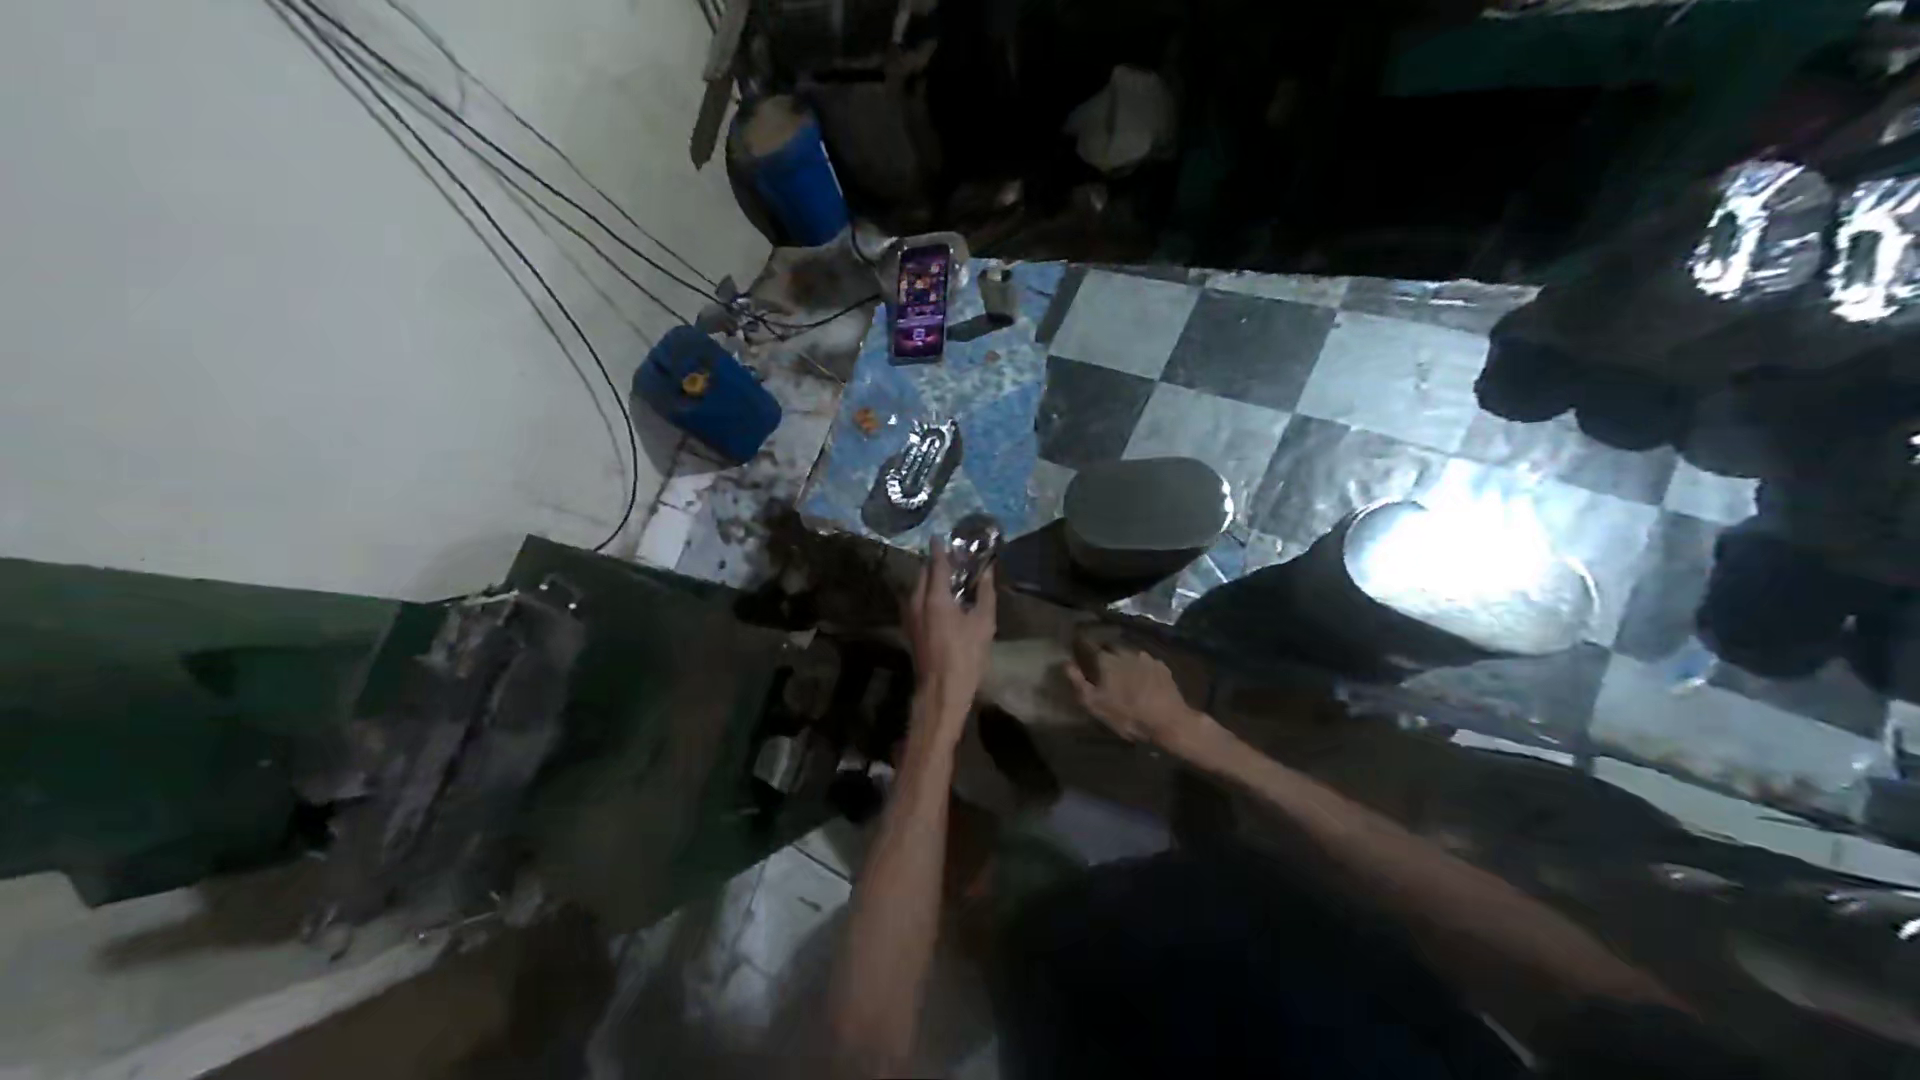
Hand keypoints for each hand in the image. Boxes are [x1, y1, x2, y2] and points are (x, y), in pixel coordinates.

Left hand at [904, 546, 996, 730]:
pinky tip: (939, 599)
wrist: (941, 690)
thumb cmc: (966, 656)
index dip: (939, 549)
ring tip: (948, 578)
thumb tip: (988, 571)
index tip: (941, 536)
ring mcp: (909, 616)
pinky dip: (925, 593)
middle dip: (935, 563)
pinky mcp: (909, 628)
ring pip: (916, 587)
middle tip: (952, 558)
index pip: (936, 564)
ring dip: (929, 578)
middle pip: (923, 573)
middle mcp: (916, 601)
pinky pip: (914, 600)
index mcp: (935, 597)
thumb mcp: (984, 624)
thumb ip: (986, 594)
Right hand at [1065, 645, 1221, 759]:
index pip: (1087, 643)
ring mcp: (1145, 657)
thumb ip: (1078, 682)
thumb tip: (1066, 663)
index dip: (1080, 643)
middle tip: (1100, 663)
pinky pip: (1144, 661)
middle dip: (1103, 651)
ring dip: (1122, 658)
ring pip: (1128, 652)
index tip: (1076, 645)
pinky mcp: (1161, 665)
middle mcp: (1124, 651)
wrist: (1168, 721)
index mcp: (1105, 659)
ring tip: (1122, 672)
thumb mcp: (1095, 704)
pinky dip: (1139, 666)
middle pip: (1109, 645)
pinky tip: (1141, 679)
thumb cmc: (1127, 714)